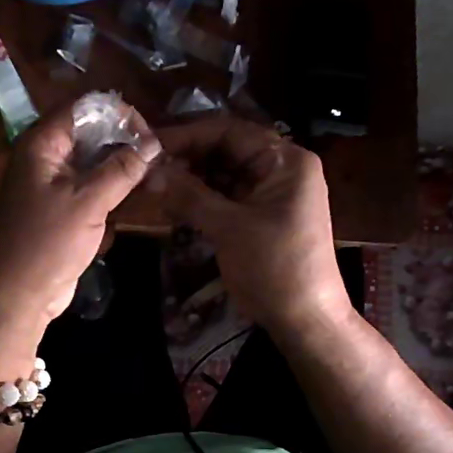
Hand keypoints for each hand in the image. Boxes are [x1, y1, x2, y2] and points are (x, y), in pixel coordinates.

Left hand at [0, 101, 160, 381]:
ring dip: (122, 180)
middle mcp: (46, 159)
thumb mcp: (88, 203)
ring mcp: (53, 187)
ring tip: (150, 191)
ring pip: (96, 169)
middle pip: (94, 138)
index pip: (86, 109)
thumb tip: (153, 144)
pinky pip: (92, 196)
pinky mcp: (62, 213)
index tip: (150, 138)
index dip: (120, 116)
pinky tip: (120, 220)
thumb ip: (121, 170)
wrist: (15, 297)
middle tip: (157, 167)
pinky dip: (109, 203)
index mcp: (42, 145)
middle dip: (126, 150)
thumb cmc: (45, 244)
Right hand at [157, 117, 355, 339]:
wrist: (305, 320)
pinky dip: (202, 201)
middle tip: (148, 170)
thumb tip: (150, 171)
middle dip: (187, 159)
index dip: (188, 135)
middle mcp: (281, 170)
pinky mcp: (261, 218)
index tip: (150, 146)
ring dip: (191, 181)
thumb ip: (189, 195)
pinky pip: (227, 198)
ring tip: (155, 188)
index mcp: (286, 161)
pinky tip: (174, 207)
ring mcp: (271, 195)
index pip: (230, 131)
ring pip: (223, 175)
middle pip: (226, 150)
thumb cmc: (274, 268)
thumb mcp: (229, 228)